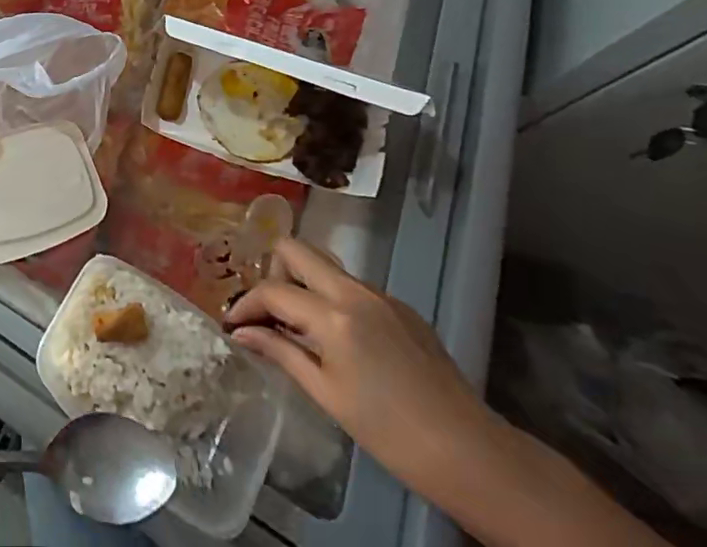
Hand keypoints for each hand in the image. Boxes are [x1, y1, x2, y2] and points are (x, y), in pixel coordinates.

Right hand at [223, 238, 498, 491]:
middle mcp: (357, 293)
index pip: (272, 291)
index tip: (233, 325)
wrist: (473, 455)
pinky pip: (351, 287)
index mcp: (335, 316)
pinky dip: (329, 298)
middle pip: (297, 250)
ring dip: (301, 283)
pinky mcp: (403, 310)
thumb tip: (241, 332)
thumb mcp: (325, 392)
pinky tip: (332, 336)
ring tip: (293, 323)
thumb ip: (280, 351)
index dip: (246, 305)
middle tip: (266, 310)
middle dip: (271, 272)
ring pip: (325, 266)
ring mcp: (384, 298)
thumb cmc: (389, 431)